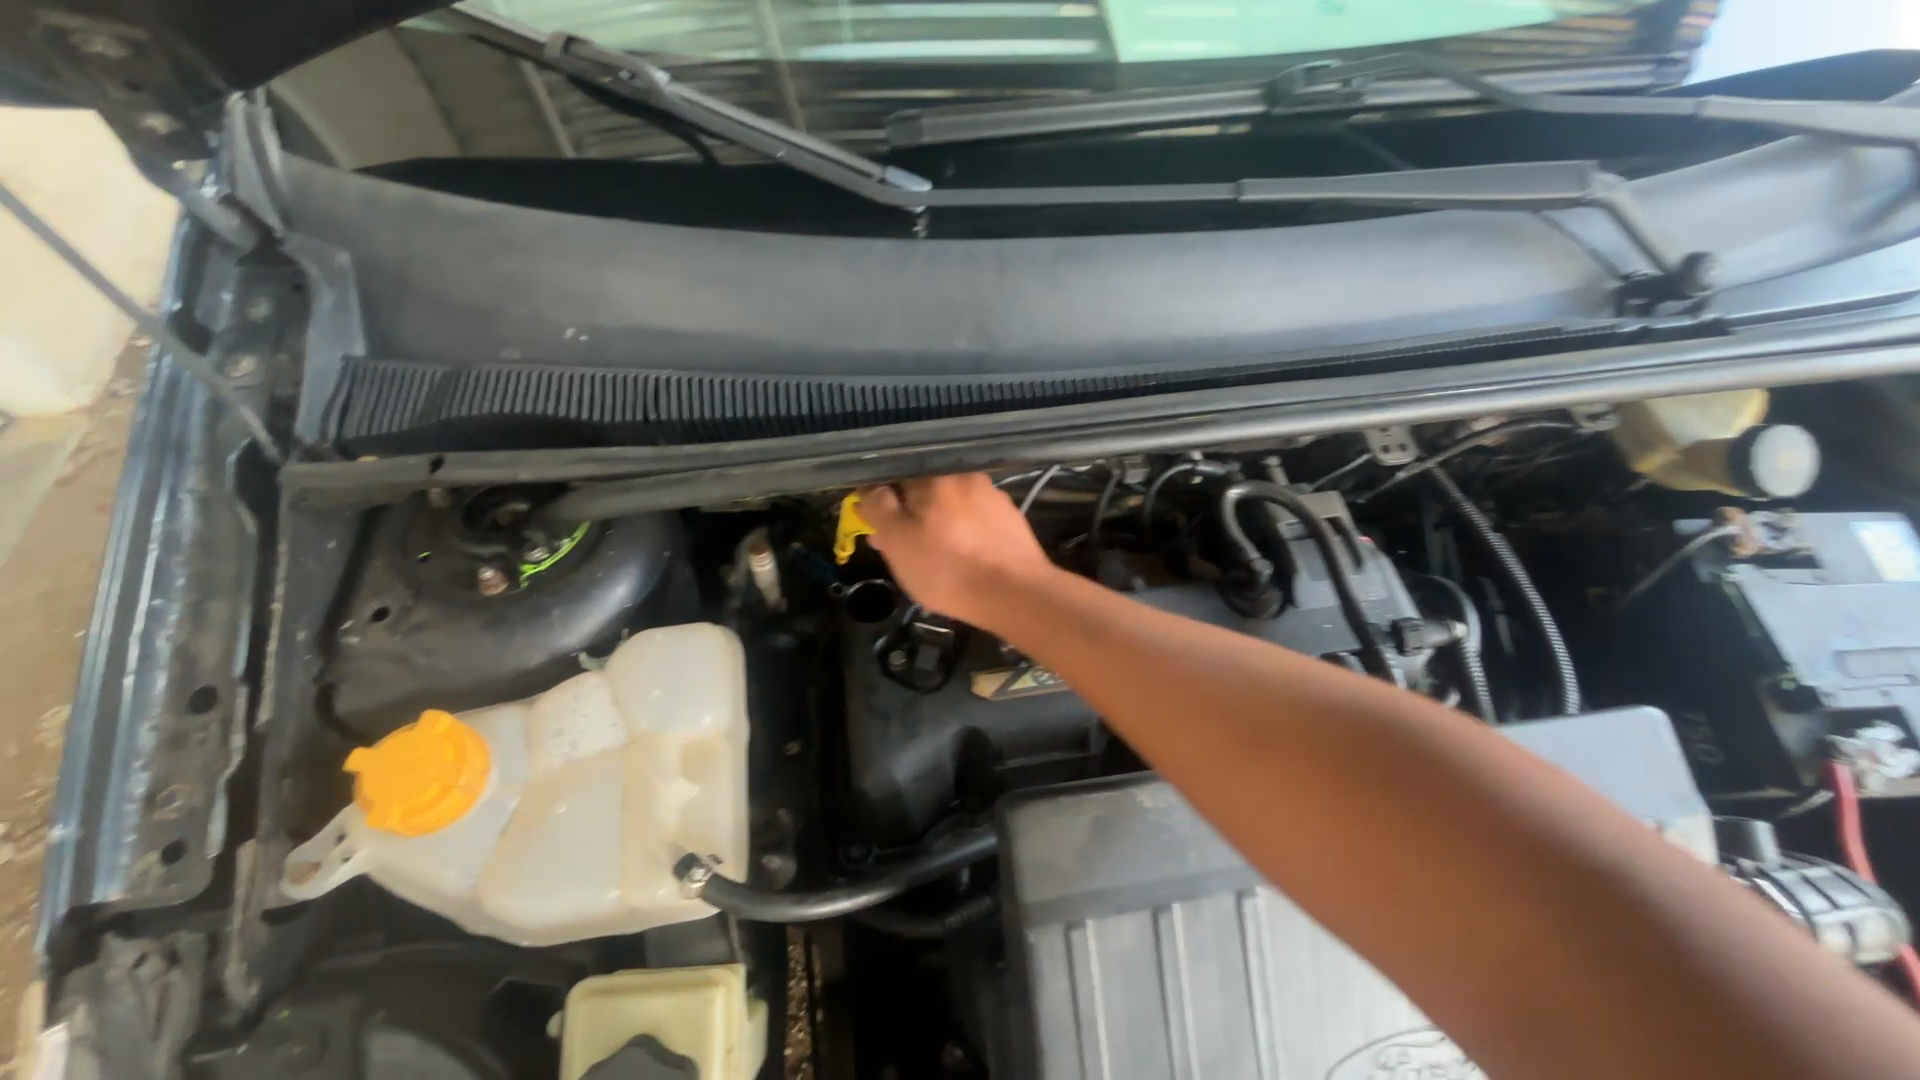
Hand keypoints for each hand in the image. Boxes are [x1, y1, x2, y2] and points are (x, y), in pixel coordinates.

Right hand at [858, 474, 1058, 628]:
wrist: (1017, 593)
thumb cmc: (948, 569)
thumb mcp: (897, 542)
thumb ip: (878, 509)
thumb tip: (868, 490)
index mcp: (933, 476)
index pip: (894, 475)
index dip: (880, 500)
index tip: (877, 526)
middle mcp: (964, 476)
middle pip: (925, 491)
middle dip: (910, 515)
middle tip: (902, 549)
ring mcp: (992, 496)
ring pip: (951, 505)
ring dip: (937, 524)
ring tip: (933, 558)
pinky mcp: (1010, 518)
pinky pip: (975, 520)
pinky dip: (963, 534)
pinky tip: (963, 558)